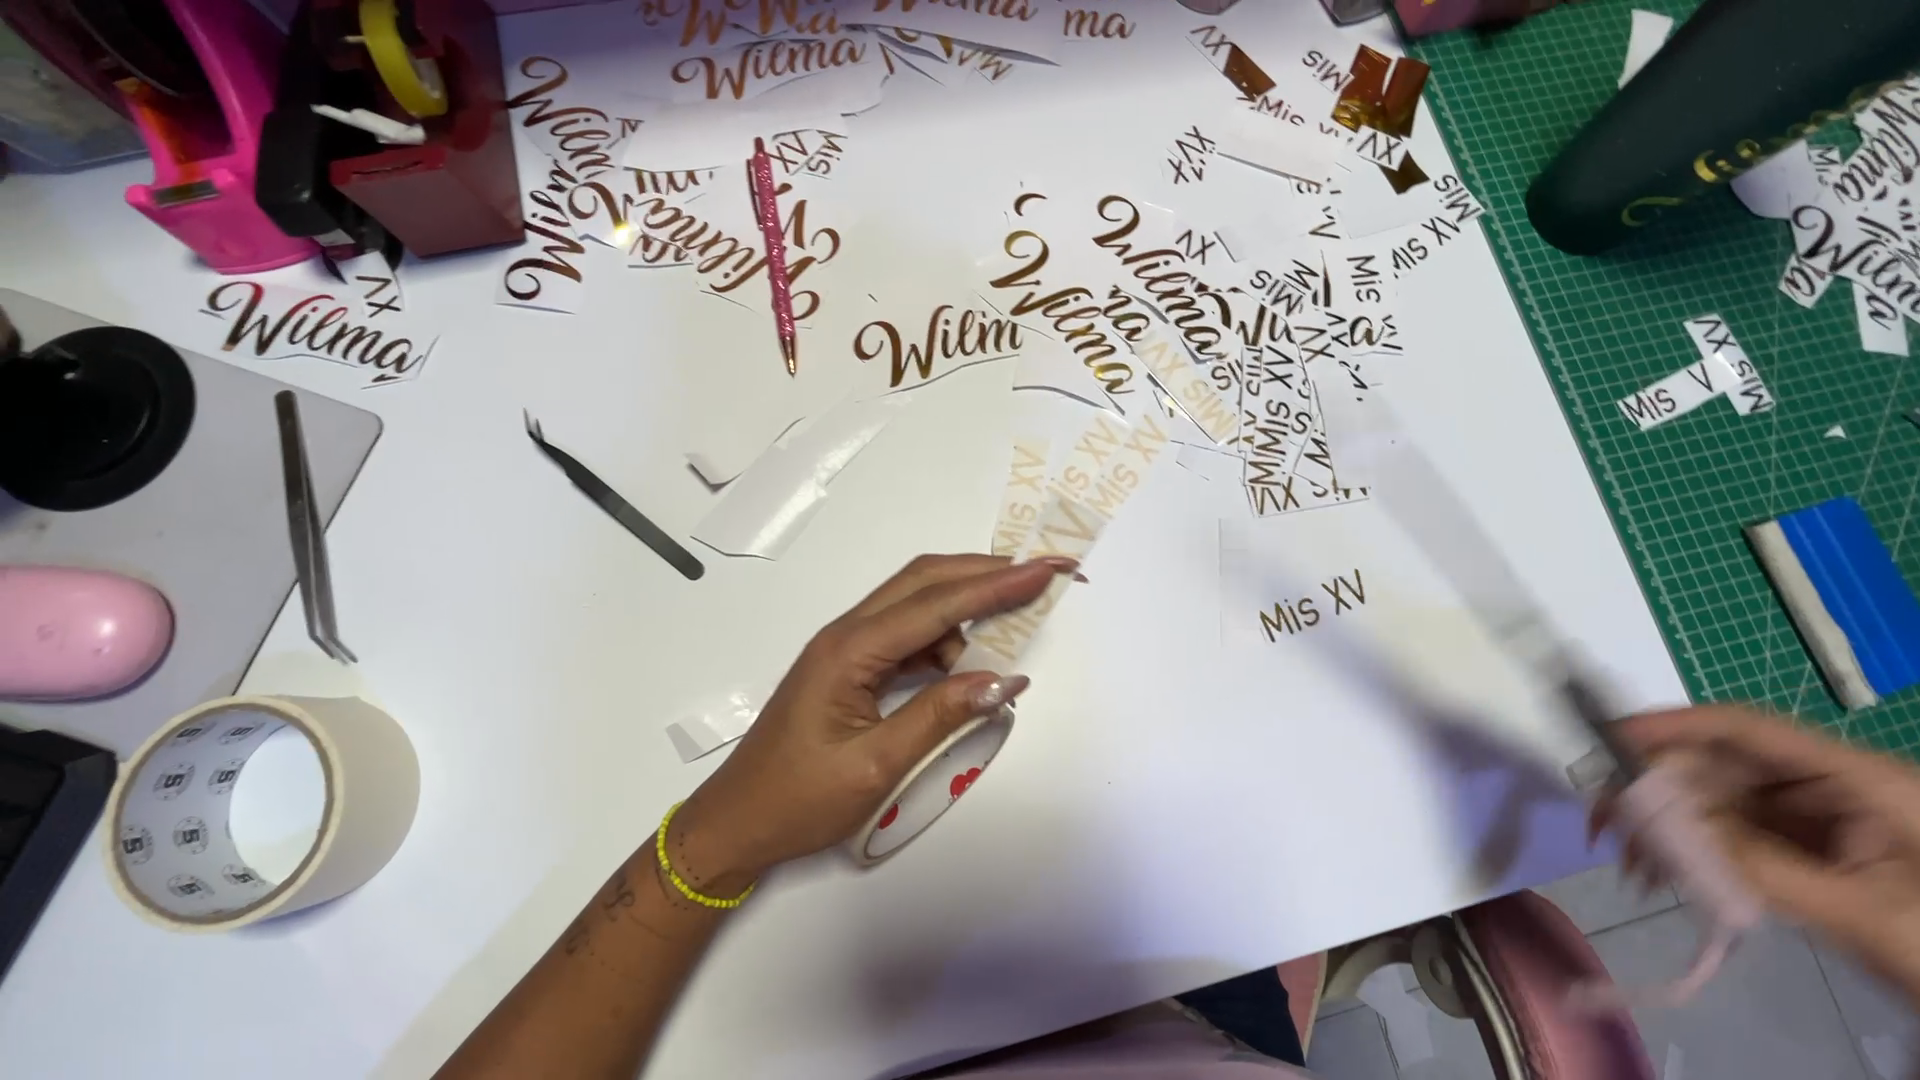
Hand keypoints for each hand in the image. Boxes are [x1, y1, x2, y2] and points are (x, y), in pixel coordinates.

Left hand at [666, 555, 1071, 893]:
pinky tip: (969, 665)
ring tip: (1016, 625)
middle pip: (925, 581)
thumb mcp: (876, 764)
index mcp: (851, 650)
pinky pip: (908, 638)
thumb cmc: (798, 800)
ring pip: (917, 605)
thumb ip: (940, 715)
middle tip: (1045, 573)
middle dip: (987, 572)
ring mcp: (848, 649)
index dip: (996, 584)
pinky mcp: (852, 668)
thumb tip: (1004, 681)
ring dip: (968, 606)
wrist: (736, 823)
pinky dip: (946, 641)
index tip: (1047, 569)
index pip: (937, 603)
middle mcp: (848, 634)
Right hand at [1600, 705, 1919, 999]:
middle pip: (1718, 767)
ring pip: (1714, 805)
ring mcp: (1819, 821)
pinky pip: (1730, 839)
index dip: (1670, 726)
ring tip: (1630, 866)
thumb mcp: (1865, 915)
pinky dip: (1688, 854)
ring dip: (1663, 831)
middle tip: (1601, 823)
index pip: (1744, 729)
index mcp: (1859, 779)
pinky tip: (1660, 877)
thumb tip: (1659, 825)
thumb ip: (1759, 865)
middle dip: (1652, 793)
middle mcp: (1831, 787)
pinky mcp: (1808, 853)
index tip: (1602, 740)